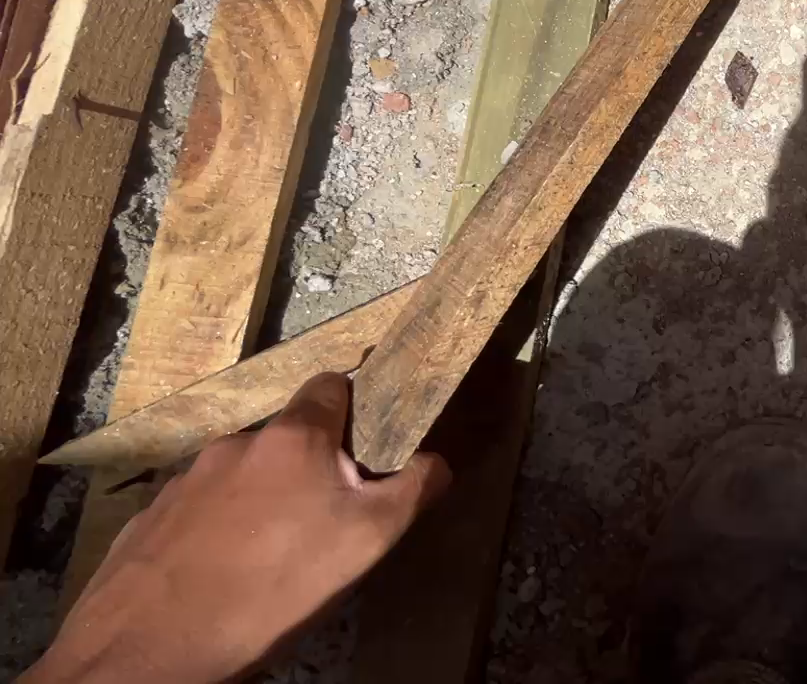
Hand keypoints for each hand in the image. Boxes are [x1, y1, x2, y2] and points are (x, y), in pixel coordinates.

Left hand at [28, 373, 448, 683]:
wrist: (137, 667)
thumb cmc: (271, 587)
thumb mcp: (371, 538)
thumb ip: (417, 486)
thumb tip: (436, 461)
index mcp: (292, 438)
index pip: (332, 385)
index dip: (357, 406)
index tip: (369, 445)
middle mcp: (234, 446)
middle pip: (291, 437)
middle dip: (313, 465)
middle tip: (328, 514)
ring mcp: (178, 486)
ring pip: (244, 475)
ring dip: (264, 498)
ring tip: (272, 552)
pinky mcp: (139, 527)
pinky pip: (199, 512)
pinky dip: (218, 530)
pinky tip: (223, 574)